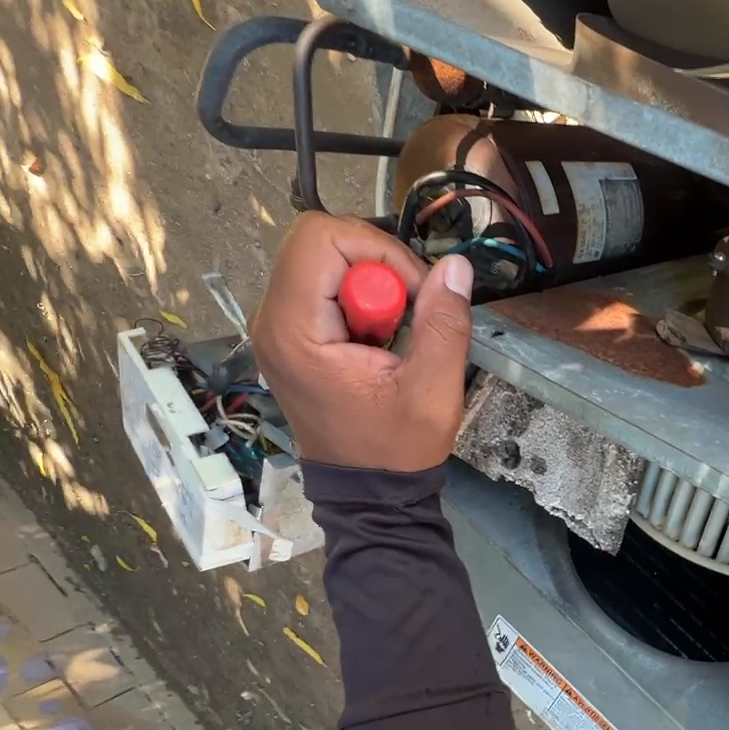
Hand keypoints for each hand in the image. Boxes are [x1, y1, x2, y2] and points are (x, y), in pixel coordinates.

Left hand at [250, 212, 474, 471]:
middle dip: (378, 263)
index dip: (380, 251)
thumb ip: (444, 325)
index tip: (416, 295)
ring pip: (323, 260)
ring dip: (373, 281)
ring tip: (398, 328)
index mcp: (295, 330)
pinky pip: (324, 285)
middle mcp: (273, 319)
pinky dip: (362, 297)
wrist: (369, 491)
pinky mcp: (293, 334)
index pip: (321, 237)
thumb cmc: (397, 448)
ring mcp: (279, 326)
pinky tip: (381, 336)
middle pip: (320, 242)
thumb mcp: (433, 391)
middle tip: (412, 309)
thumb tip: (455, 265)